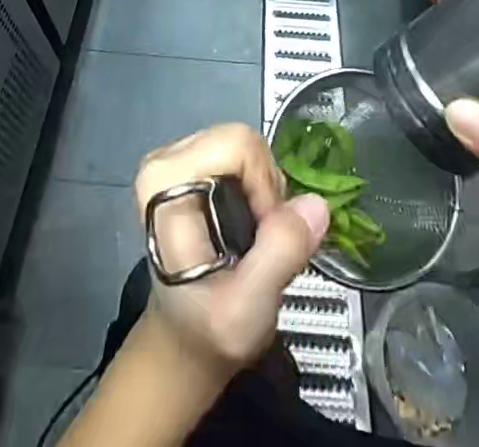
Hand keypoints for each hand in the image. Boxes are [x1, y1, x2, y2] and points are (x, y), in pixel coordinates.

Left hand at [131, 123, 329, 380]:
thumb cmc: (209, 327)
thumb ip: (279, 254)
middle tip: (263, 235)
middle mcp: (164, 161)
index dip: (263, 185)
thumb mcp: (248, 309)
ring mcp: (175, 160)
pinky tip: (248, 222)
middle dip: (266, 186)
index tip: (262, 232)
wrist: (185, 339)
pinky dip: (257, 185)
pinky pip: (243, 153)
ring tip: (256, 234)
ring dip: (264, 188)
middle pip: (244, 140)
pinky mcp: (190, 165)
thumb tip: (315, 204)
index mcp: (164, 183)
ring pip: (247, 144)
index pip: (238, 145)